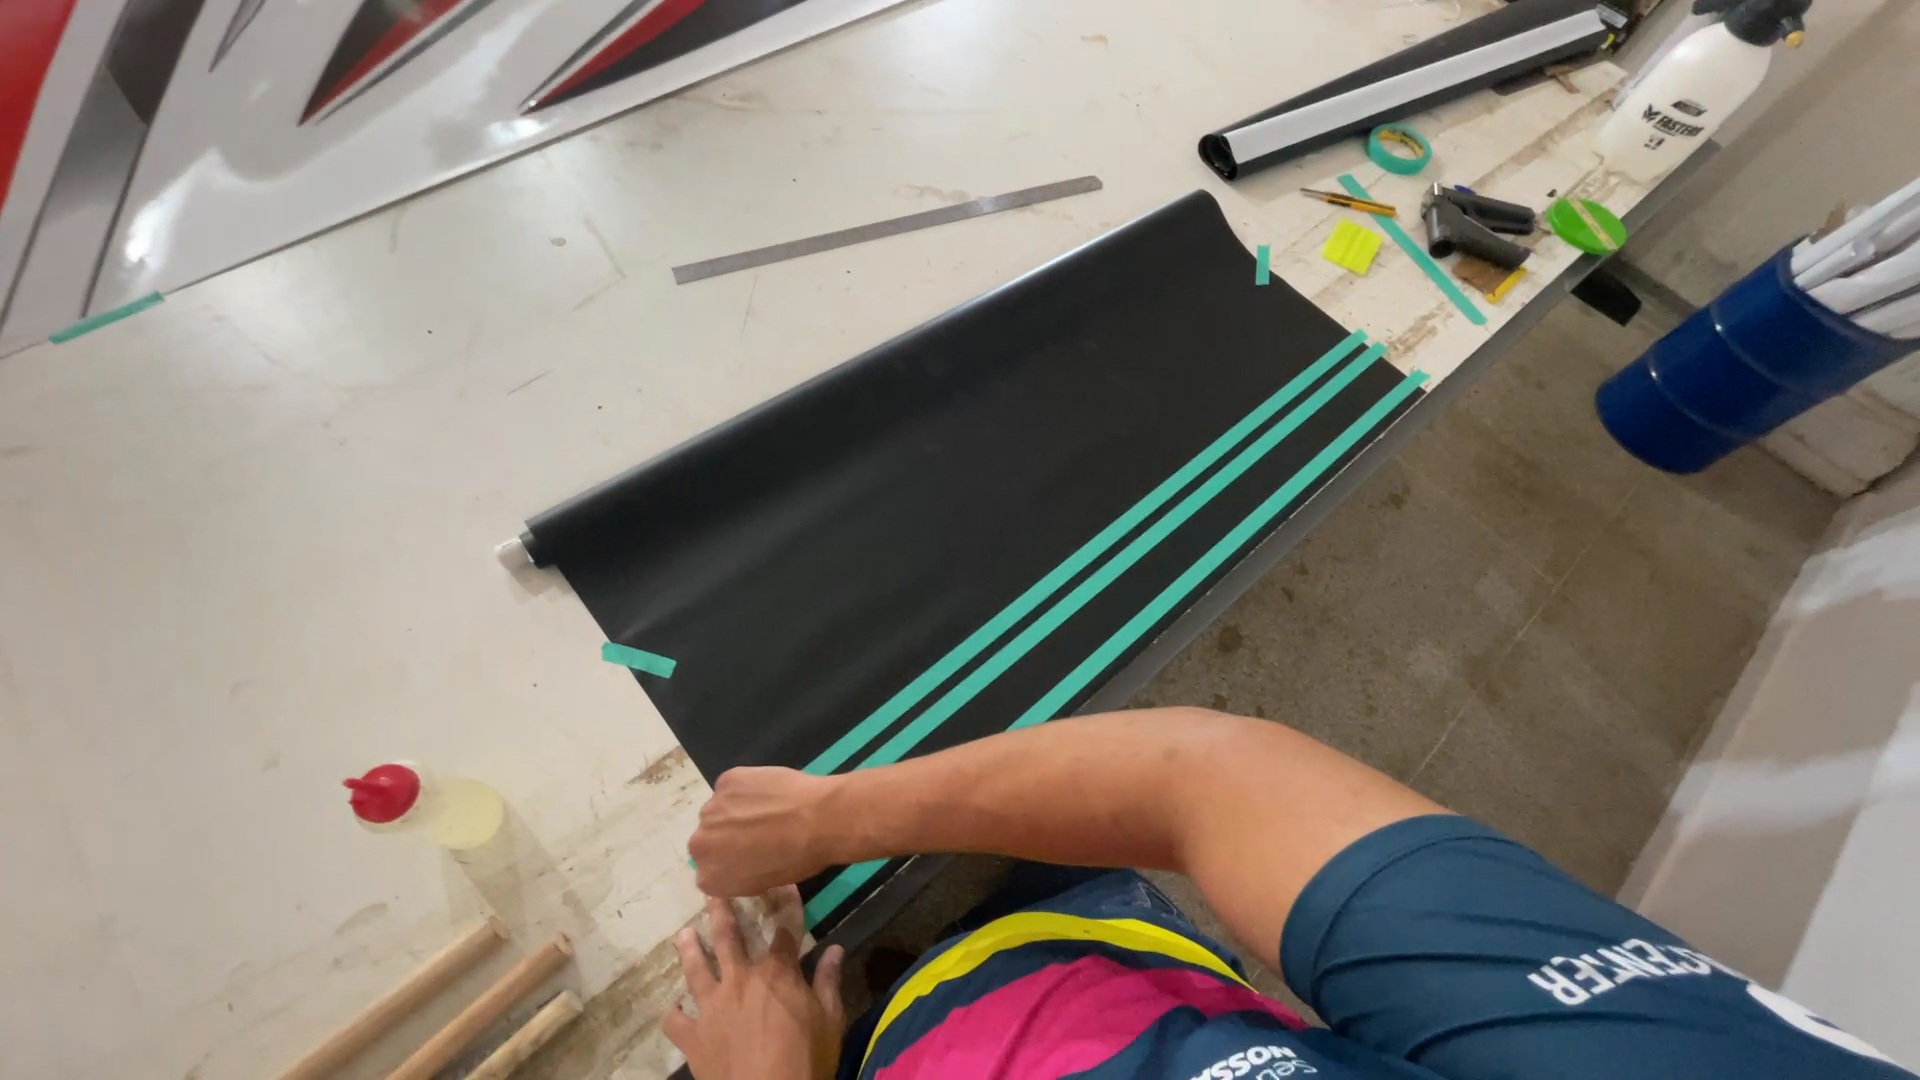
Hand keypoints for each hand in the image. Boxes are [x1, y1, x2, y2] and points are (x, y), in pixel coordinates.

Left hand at [665, 889, 846, 1079]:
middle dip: (722, 911)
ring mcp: (713, 1007)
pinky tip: (671, 1007)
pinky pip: (676, 1021)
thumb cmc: (806, 1060)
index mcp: (777, 972)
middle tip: (712, 892)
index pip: (785, 929)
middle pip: (729, 937)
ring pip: (696, 969)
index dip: (788, 905)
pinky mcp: (694, 1038)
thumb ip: (828, 981)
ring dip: (690, 949)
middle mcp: (741, 979)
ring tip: (683, 934)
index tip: (786, 884)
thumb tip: (836, 948)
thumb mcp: (831, 1019)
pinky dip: (671, 1013)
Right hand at [690, 766, 837, 895]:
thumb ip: (742, 873)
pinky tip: (769, 789)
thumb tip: (746, 858)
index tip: (750, 852)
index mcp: (710, 879)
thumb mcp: (766, 880)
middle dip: (728, 833)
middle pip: (709, 837)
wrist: (818, 819)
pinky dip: (746, 786)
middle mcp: (700, 845)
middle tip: (757, 828)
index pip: (711, 869)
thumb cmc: (799, 859)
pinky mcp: (726, 780)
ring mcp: (711, 809)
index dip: (732, 858)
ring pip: (719, 808)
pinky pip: (732, 784)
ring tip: (767, 806)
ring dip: (735, 808)